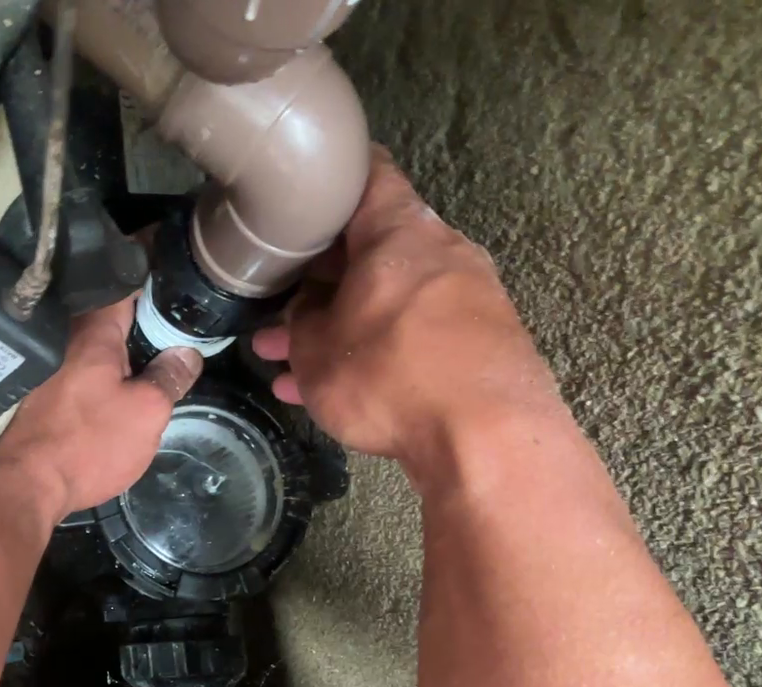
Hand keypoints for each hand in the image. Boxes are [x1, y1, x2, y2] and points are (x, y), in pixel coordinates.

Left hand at [0, 294, 202, 519]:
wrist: (26, 485)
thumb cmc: (87, 444)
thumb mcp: (147, 411)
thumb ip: (170, 378)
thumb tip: (186, 354)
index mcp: (92, 330)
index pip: (125, 281)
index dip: (155, 282)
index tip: (179, 292)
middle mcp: (65, 338)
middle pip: (113, 317)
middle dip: (144, 325)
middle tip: (176, 342)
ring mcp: (49, 367)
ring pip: (98, 349)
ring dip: (125, 358)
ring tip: (155, 372)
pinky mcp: (42, 394)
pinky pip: (82, 373)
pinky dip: (104, 379)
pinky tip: (120, 399)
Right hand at [252, 146, 564, 476]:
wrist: (485, 435)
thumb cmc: (389, 375)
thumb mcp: (316, 351)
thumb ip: (301, 321)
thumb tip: (306, 309)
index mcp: (398, 235)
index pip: (368, 176)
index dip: (333, 177)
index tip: (303, 188)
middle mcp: (439, 253)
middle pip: (370, 250)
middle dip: (319, 280)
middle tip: (275, 306)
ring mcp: (463, 298)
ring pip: (382, 301)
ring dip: (336, 327)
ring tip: (286, 363)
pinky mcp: (475, 343)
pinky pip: (407, 336)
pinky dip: (369, 354)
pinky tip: (327, 391)